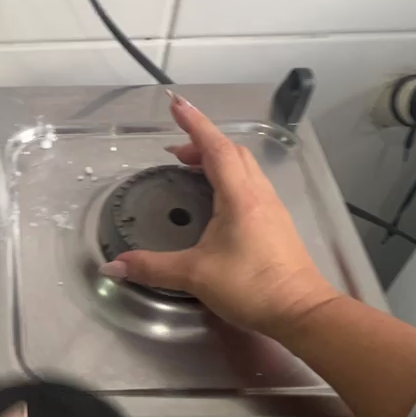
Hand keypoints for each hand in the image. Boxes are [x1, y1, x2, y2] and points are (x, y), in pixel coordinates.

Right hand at [101, 93, 342, 334]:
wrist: (303, 312)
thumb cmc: (252, 287)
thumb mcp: (195, 276)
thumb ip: (152, 268)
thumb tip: (113, 267)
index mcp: (239, 197)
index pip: (215, 148)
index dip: (194, 124)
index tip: (176, 104)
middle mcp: (258, 194)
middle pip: (232, 152)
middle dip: (202, 142)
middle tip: (174, 150)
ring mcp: (270, 208)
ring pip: (244, 167)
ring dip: (216, 158)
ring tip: (190, 167)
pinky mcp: (275, 223)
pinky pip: (250, 184)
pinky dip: (228, 176)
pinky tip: (215, 196)